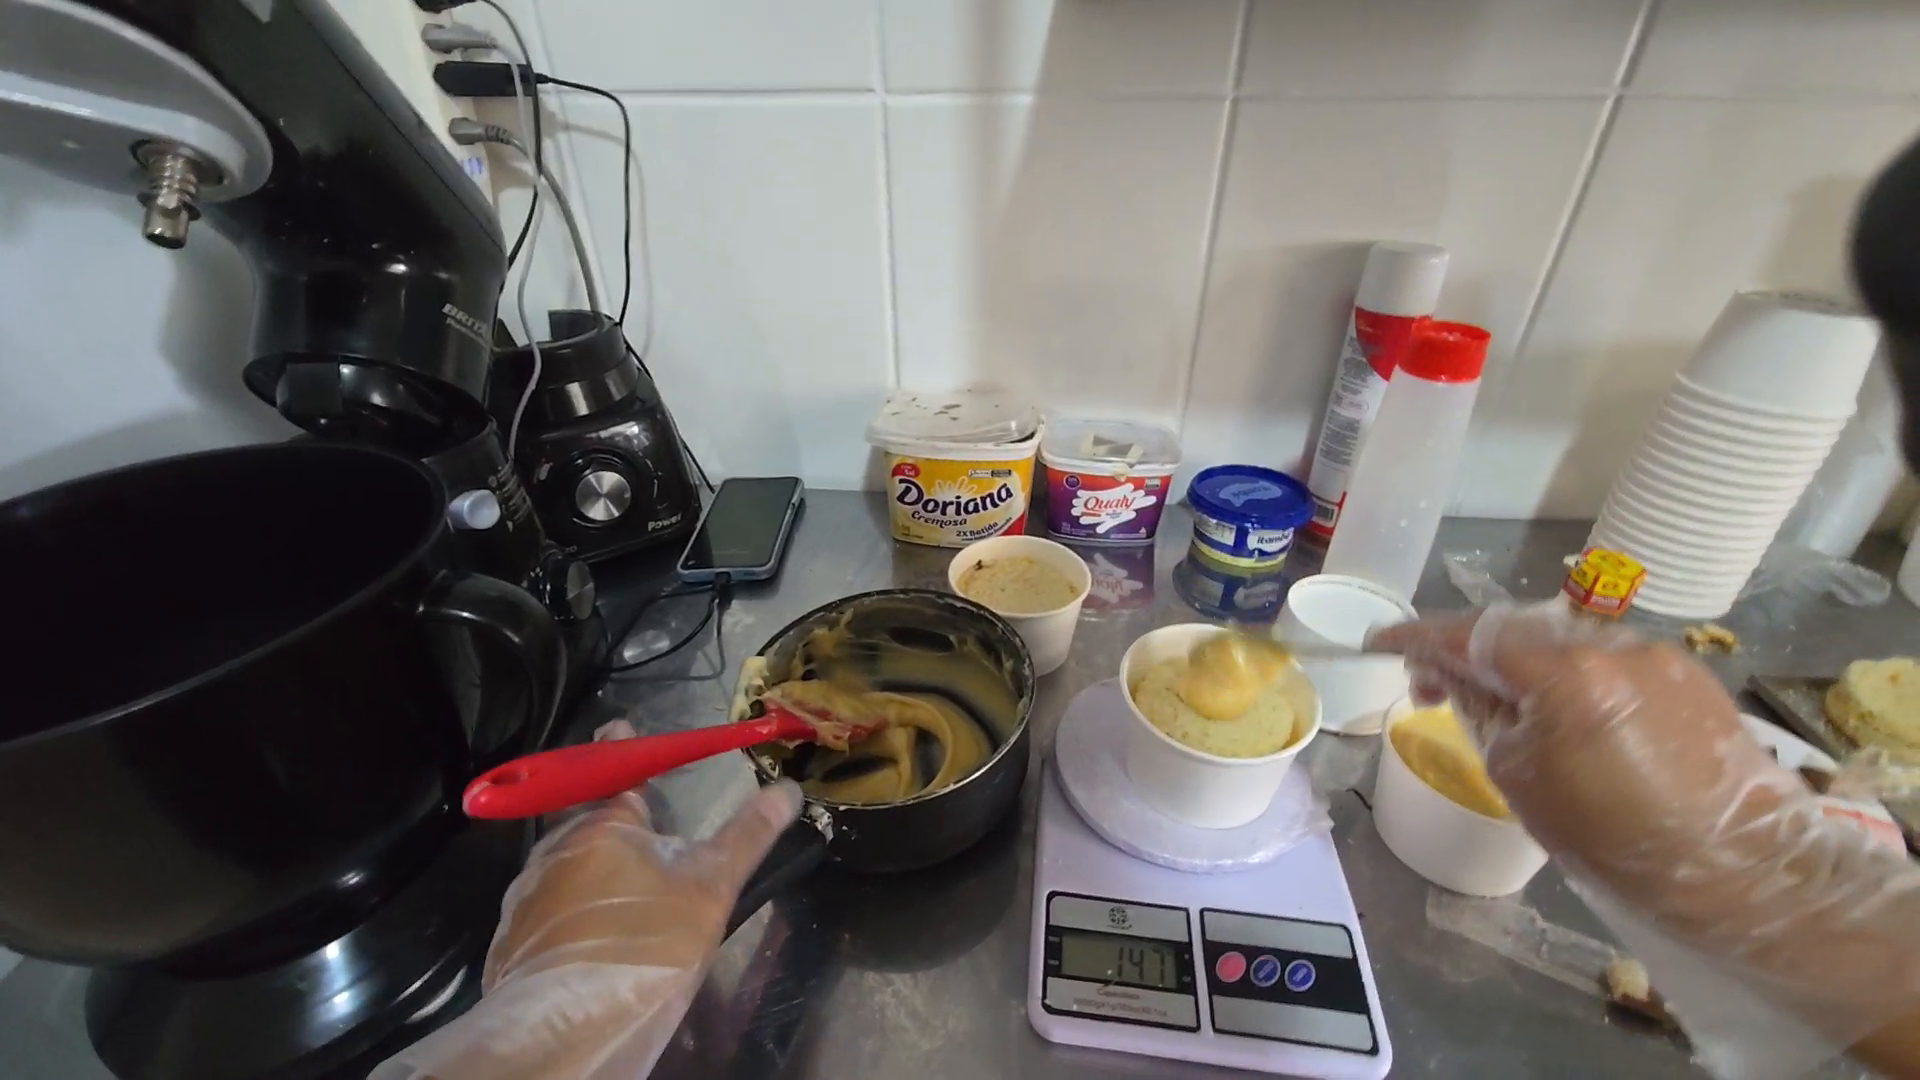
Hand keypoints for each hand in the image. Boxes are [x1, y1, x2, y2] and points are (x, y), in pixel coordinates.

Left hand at [371, 720, 801, 1079]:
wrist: (565, 1036)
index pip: (610, 767)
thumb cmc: (645, 944)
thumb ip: (747, 835)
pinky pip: (548, 908)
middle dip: (613, 817)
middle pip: (586, 818)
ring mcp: (526, 900)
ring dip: (593, 864)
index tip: (620, 728)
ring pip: (566, 864)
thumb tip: (788, 788)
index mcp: (603, 825)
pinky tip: (601, 933)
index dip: (619, 747)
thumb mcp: (711, 886)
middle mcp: (555, 851)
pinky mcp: (513, 945)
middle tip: (648, 828)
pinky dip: (574, 907)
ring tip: (629, 886)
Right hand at [1373, 603, 1919, 1077]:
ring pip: (1554, 638)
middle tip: (1430, 683)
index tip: (1377, 640)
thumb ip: (1474, 704)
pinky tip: (1554, 705)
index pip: (1468, 637)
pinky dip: (1560, 669)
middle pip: (1509, 628)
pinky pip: (1598, 655)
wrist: (1746, 877)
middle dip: (1462, 649)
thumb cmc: (1607, 836)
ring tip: (1495, 699)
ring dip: (1512, 659)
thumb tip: (1444, 668)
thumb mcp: (1514, 772)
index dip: (1414, 635)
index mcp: (1564, 675)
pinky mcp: (1683, 671)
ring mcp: (1652, 654)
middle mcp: (1610, 647)